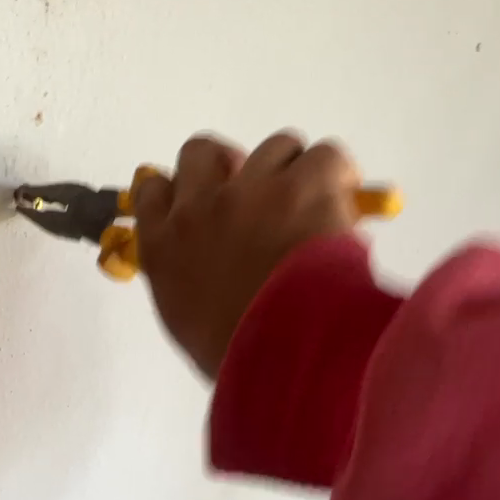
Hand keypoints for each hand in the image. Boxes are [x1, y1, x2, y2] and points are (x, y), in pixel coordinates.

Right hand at [134, 132, 360, 378]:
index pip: (154, 189)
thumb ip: (185, 275)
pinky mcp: (301, 184)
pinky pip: (326, 155)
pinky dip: (339, 176)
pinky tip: (345, 205)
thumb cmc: (230, 352)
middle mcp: (197, 208)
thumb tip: (210, 258)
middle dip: (231, 164)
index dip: (183, 188)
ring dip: (295, 171)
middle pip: (202, 151)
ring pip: (275, 146)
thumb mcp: (184, 316)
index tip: (207, 201)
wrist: (283, 353)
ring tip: (316, 206)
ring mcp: (248, 192)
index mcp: (162, 246)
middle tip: (261, 193)